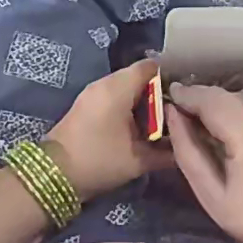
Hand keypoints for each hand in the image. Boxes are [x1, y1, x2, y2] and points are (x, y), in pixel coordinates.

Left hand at [46, 59, 173, 199]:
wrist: (54, 175)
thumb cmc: (99, 161)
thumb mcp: (138, 160)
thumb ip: (167, 152)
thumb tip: (188, 145)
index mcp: (118, 87)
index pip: (151, 67)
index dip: (171, 77)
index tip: (187, 95)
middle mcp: (104, 84)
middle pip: (139, 77)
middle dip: (159, 93)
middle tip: (179, 112)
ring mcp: (92, 95)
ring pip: (126, 89)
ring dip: (144, 103)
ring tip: (164, 122)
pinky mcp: (86, 107)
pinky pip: (114, 99)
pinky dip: (129, 109)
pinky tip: (142, 128)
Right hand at [166, 82, 242, 242]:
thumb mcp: (212, 196)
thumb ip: (187, 150)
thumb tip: (172, 113)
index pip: (211, 98)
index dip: (188, 94)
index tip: (173, 96)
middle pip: (234, 91)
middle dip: (213, 100)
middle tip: (199, 121)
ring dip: (237, 102)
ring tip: (229, 127)